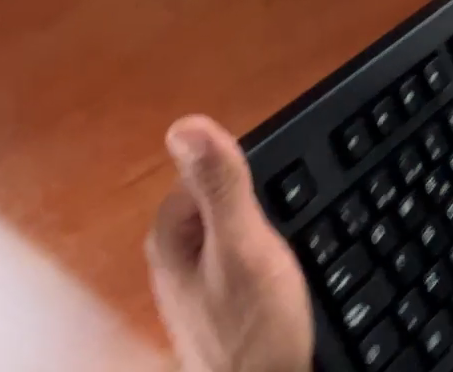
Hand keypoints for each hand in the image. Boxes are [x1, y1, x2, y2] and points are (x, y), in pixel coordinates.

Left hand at [145, 116, 314, 371]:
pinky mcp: (217, 297)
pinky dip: (263, 256)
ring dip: (264, 232)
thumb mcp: (243, 244)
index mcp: (169, 230)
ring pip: (237, 224)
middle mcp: (173, 251)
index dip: (254, 180)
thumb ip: (220, 184)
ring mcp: (195, 277)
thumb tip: (185, 122)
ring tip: (283, 263)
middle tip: (281, 241)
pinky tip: (277, 280)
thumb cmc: (252, 330)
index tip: (276, 207)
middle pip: (226, 196)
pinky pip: (242, 253)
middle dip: (261, 206)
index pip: (212, 167)